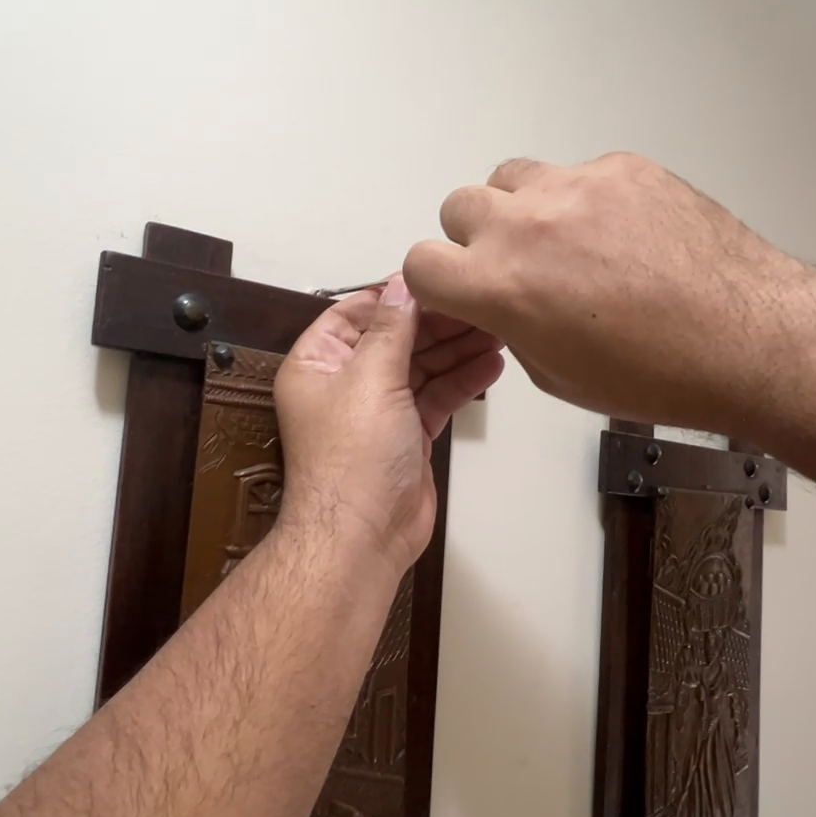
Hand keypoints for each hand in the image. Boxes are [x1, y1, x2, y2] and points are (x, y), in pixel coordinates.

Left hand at [273, 277, 503, 576]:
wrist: (363, 536)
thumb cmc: (350, 462)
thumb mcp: (370, 378)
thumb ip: (392, 329)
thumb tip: (403, 286)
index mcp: (318, 364)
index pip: (356, 313)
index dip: (396, 295)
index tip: (436, 280)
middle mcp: (345, 385)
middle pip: (395, 338)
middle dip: (437, 323)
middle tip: (479, 305)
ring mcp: (378, 411)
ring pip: (421, 367)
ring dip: (456, 350)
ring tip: (497, 331)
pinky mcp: (406, 435)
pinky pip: (436, 397)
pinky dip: (461, 382)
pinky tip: (490, 366)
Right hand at [403, 152, 815, 432]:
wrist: (746, 340)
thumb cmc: (658, 374)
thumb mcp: (555, 376)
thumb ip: (509, 326)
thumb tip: (503, 302)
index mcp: (501, 286)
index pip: (420, 263)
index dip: (434, 282)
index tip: (454, 288)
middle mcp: (527, 227)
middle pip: (457, 207)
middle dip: (473, 240)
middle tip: (512, 266)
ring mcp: (576, 188)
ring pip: (511, 177)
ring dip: (519, 209)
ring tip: (560, 243)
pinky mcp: (622, 169)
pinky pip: (576, 174)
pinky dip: (581, 201)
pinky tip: (619, 237)